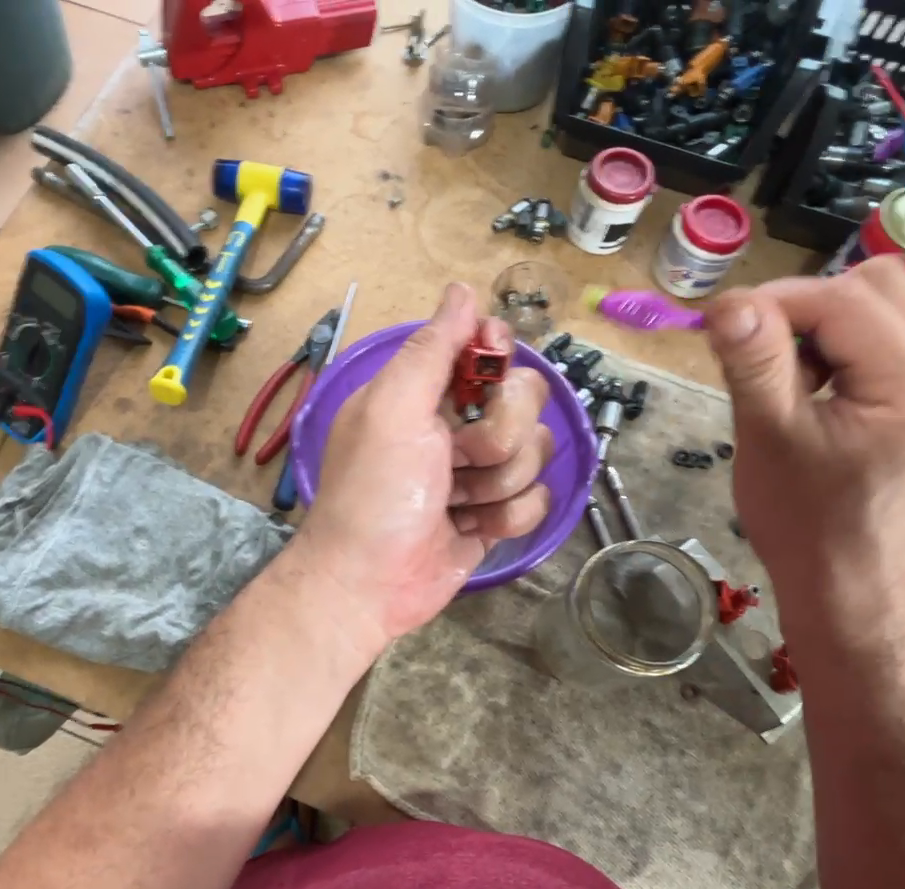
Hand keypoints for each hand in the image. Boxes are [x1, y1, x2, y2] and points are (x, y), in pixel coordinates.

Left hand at [291, 282, 552, 650]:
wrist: (368, 583)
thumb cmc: (373, 492)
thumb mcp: (392, 409)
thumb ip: (431, 350)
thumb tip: (461, 289)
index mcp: (427, 391)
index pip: (491, 351)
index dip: (499, 362)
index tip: (487, 382)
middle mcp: (457, 425)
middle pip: (527, 402)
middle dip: (497, 438)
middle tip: (455, 460)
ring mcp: (480, 473)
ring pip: (536, 454)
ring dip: (497, 485)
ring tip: (454, 503)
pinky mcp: (496, 516)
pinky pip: (537, 501)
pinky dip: (506, 519)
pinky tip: (469, 529)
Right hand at [703, 257, 904, 640]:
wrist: (848, 586)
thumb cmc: (802, 519)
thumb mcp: (766, 439)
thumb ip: (754, 363)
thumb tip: (728, 302)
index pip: (838, 297)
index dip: (773, 301)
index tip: (724, 329)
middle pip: (882, 284)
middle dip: (813, 305)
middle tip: (768, 358)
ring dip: (858, 311)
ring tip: (816, 358)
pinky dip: (898, 333)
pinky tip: (864, 372)